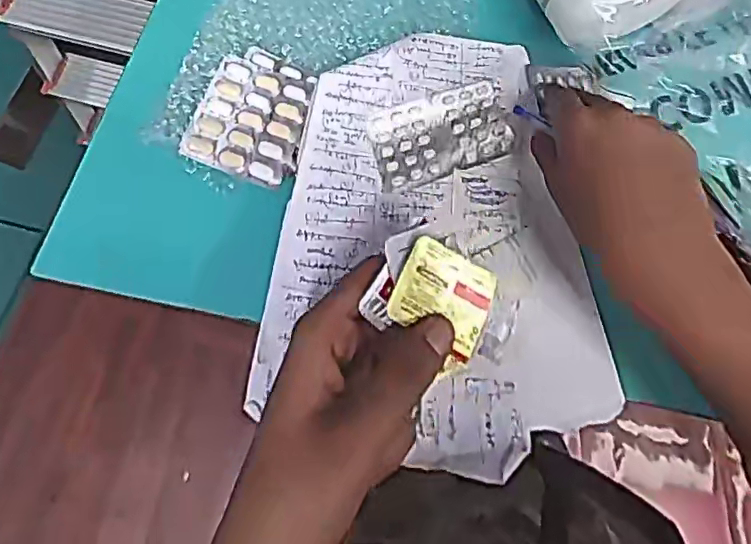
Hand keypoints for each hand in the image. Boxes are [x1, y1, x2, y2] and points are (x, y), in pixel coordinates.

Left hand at [215, 256, 453, 543]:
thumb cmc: (300, 484)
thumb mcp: (359, 428)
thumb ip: (404, 374)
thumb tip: (440, 323)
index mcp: (321, 335)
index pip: (370, 279)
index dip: (409, 269)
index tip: (450, 266)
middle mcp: (332, 348)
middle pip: (389, 320)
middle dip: (412, 351)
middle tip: (435, 364)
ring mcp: (345, 382)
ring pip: (396, 364)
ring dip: (402, 399)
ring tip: (384, 432)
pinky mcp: (354, 412)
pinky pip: (392, 398)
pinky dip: (394, 424)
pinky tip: (378, 452)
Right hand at [530, 85, 730, 306]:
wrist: (661, 252)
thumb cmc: (599, 224)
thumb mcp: (559, 190)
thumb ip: (548, 154)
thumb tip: (545, 138)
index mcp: (578, 123)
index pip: (559, 96)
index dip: (555, 105)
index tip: (555, 117)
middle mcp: (614, 116)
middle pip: (595, 105)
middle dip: (588, 120)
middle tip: (587, 150)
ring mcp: (650, 127)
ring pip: (626, 121)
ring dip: (620, 135)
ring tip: (622, 171)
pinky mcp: (679, 142)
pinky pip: (655, 137)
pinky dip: (648, 150)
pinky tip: (648, 179)